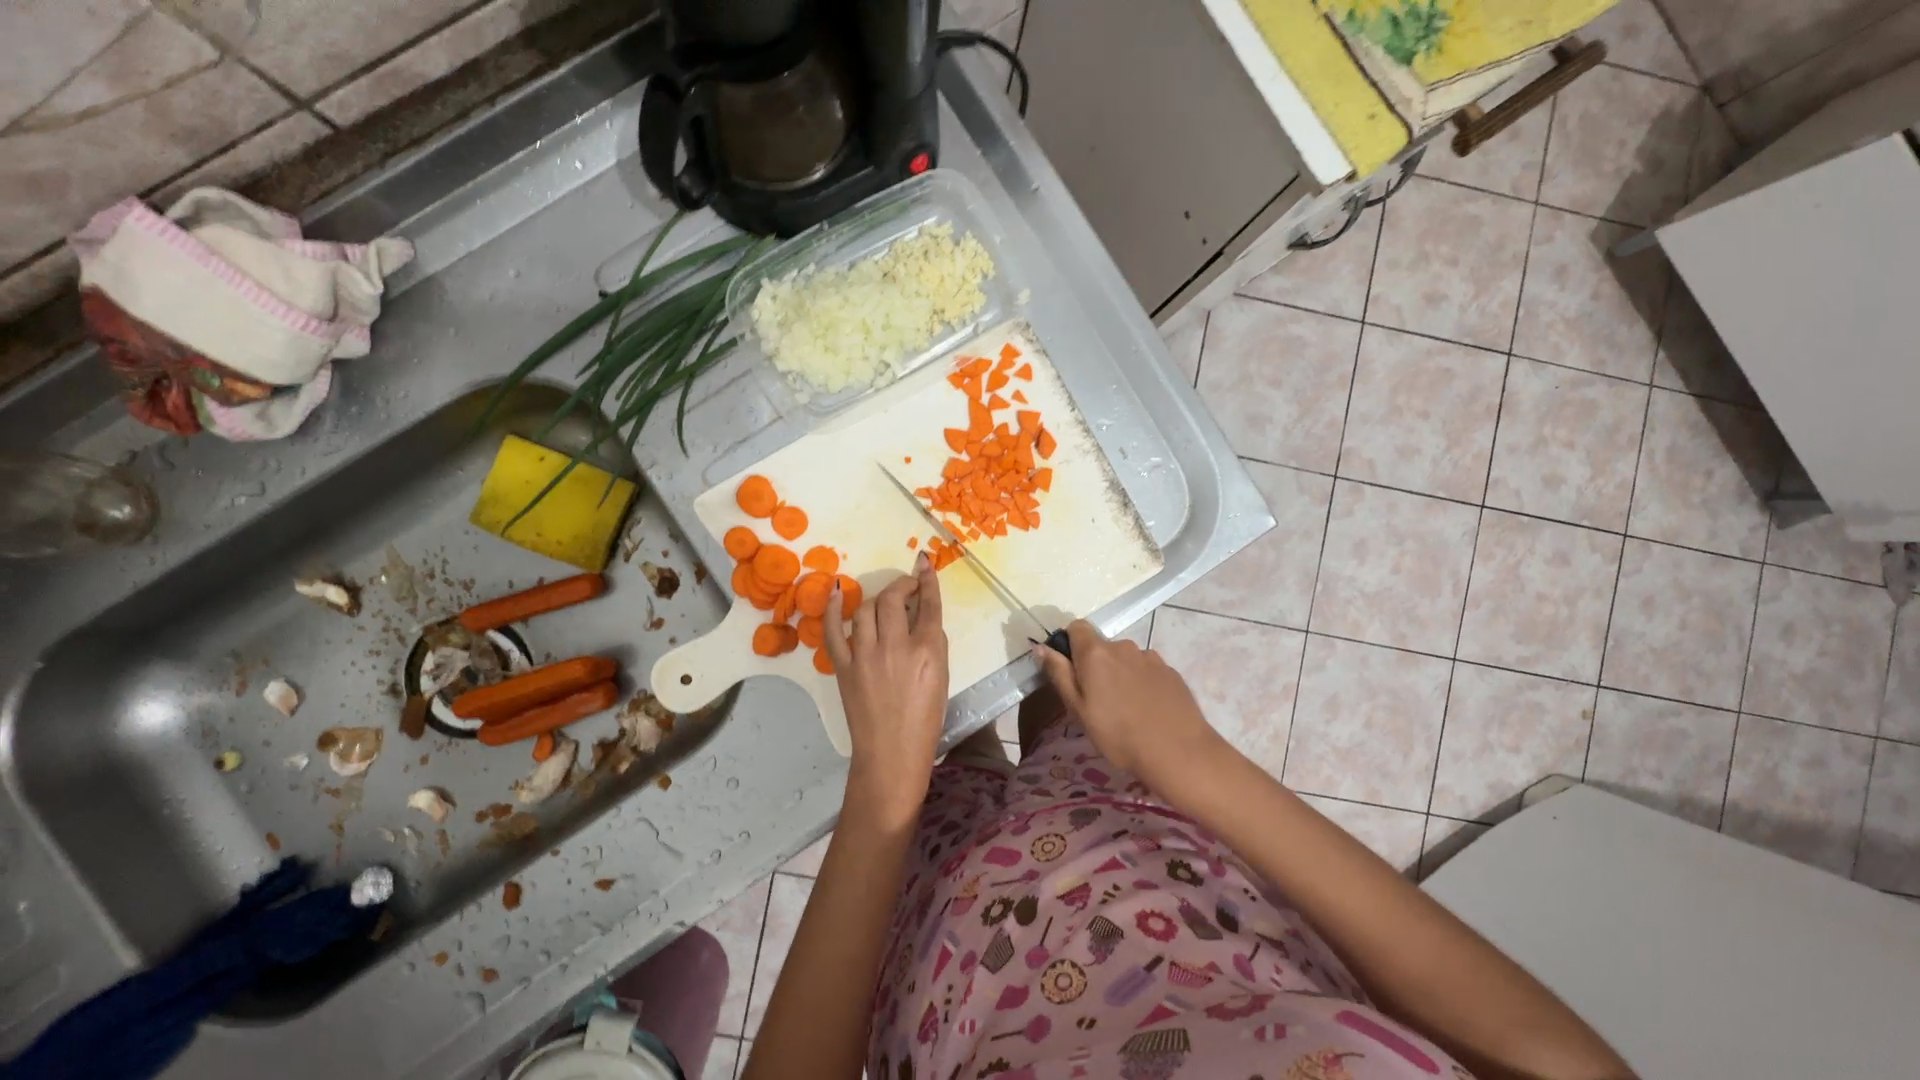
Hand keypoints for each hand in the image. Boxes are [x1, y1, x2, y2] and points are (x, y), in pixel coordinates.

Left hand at [824, 553, 948, 824]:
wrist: (891, 753)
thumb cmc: (925, 721)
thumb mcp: (942, 679)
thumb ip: (934, 645)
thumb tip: (921, 619)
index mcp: (927, 652)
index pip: (928, 604)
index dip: (927, 579)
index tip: (924, 563)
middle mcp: (895, 647)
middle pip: (893, 599)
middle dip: (901, 586)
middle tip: (906, 588)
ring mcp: (865, 655)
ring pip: (867, 608)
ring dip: (878, 599)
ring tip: (885, 603)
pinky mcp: (843, 667)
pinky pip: (834, 630)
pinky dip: (834, 608)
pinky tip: (838, 593)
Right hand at [1033, 620, 1223, 787]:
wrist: (1177, 751)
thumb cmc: (1117, 734)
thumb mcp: (1078, 709)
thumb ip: (1059, 674)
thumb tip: (1042, 648)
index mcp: (1096, 653)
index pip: (1076, 627)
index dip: (1070, 645)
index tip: (1071, 671)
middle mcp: (1123, 646)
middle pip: (1102, 646)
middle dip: (1096, 666)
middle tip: (1098, 701)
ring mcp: (1150, 657)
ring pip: (1125, 659)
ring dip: (1120, 674)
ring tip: (1126, 709)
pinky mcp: (1170, 671)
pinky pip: (1146, 670)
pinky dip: (1141, 683)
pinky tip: (1147, 710)